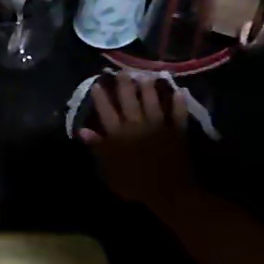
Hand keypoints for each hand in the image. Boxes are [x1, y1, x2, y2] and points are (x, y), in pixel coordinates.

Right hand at [77, 73, 192, 208]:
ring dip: (149, 88)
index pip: (107, 111)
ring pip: (152, 102)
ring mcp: (158, 127)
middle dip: (124, 86)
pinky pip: (178, 114)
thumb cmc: (133, 182)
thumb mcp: (108, 168)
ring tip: (145, 75)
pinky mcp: (177, 132)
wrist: (168, 191)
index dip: (102, 97)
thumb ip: (98, 147)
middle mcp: (137, 125)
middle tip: (122, 71)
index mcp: (118, 135)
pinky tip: (180, 91)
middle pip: (129, 101)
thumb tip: (83, 131)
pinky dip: (179, 103)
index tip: (97, 84)